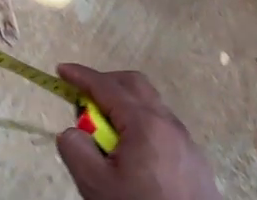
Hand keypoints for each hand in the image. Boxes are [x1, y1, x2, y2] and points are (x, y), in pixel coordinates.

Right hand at [55, 65, 221, 199]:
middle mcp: (168, 124)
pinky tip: (135, 156)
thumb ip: (76, 150)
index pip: (106, 86)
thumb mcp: (96, 185)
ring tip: (108, 136)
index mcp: (144, 123)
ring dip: (125, 107)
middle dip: (106, 84)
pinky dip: (142, 127)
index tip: (61, 70)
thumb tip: (74, 132)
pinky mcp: (196, 161)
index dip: (80, 75)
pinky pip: (164, 128)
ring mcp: (186, 141)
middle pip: (134, 85)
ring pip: (151, 106)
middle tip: (85, 101)